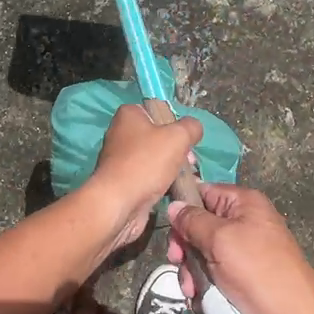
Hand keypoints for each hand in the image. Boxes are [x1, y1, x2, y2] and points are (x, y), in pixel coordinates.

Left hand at [87, 105, 202, 250]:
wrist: (119, 203)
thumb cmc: (147, 162)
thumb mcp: (178, 136)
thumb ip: (191, 127)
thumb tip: (194, 128)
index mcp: (128, 115)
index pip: (157, 111)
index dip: (175, 123)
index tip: (186, 138)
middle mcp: (120, 133)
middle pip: (158, 136)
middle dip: (177, 149)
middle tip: (190, 161)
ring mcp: (120, 158)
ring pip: (154, 158)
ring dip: (171, 167)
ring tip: (184, 178)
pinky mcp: (122, 181)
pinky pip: (148, 176)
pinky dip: (160, 182)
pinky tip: (172, 190)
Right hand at [166, 184, 313, 313]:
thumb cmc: (257, 271)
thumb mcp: (220, 239)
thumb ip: (193, 220)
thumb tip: (173, 205)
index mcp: (244, 203)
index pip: (204, 192)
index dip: (184, 208)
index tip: (170, 228)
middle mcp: (244, 223)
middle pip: (200, 226)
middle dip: (186, 247)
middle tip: (178, 262)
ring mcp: (243, 252)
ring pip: (202, 254)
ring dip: (192, 272)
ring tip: (193, 290)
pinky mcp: (241, 278)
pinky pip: (213, 276)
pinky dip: (204, 287)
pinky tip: (202, 300)